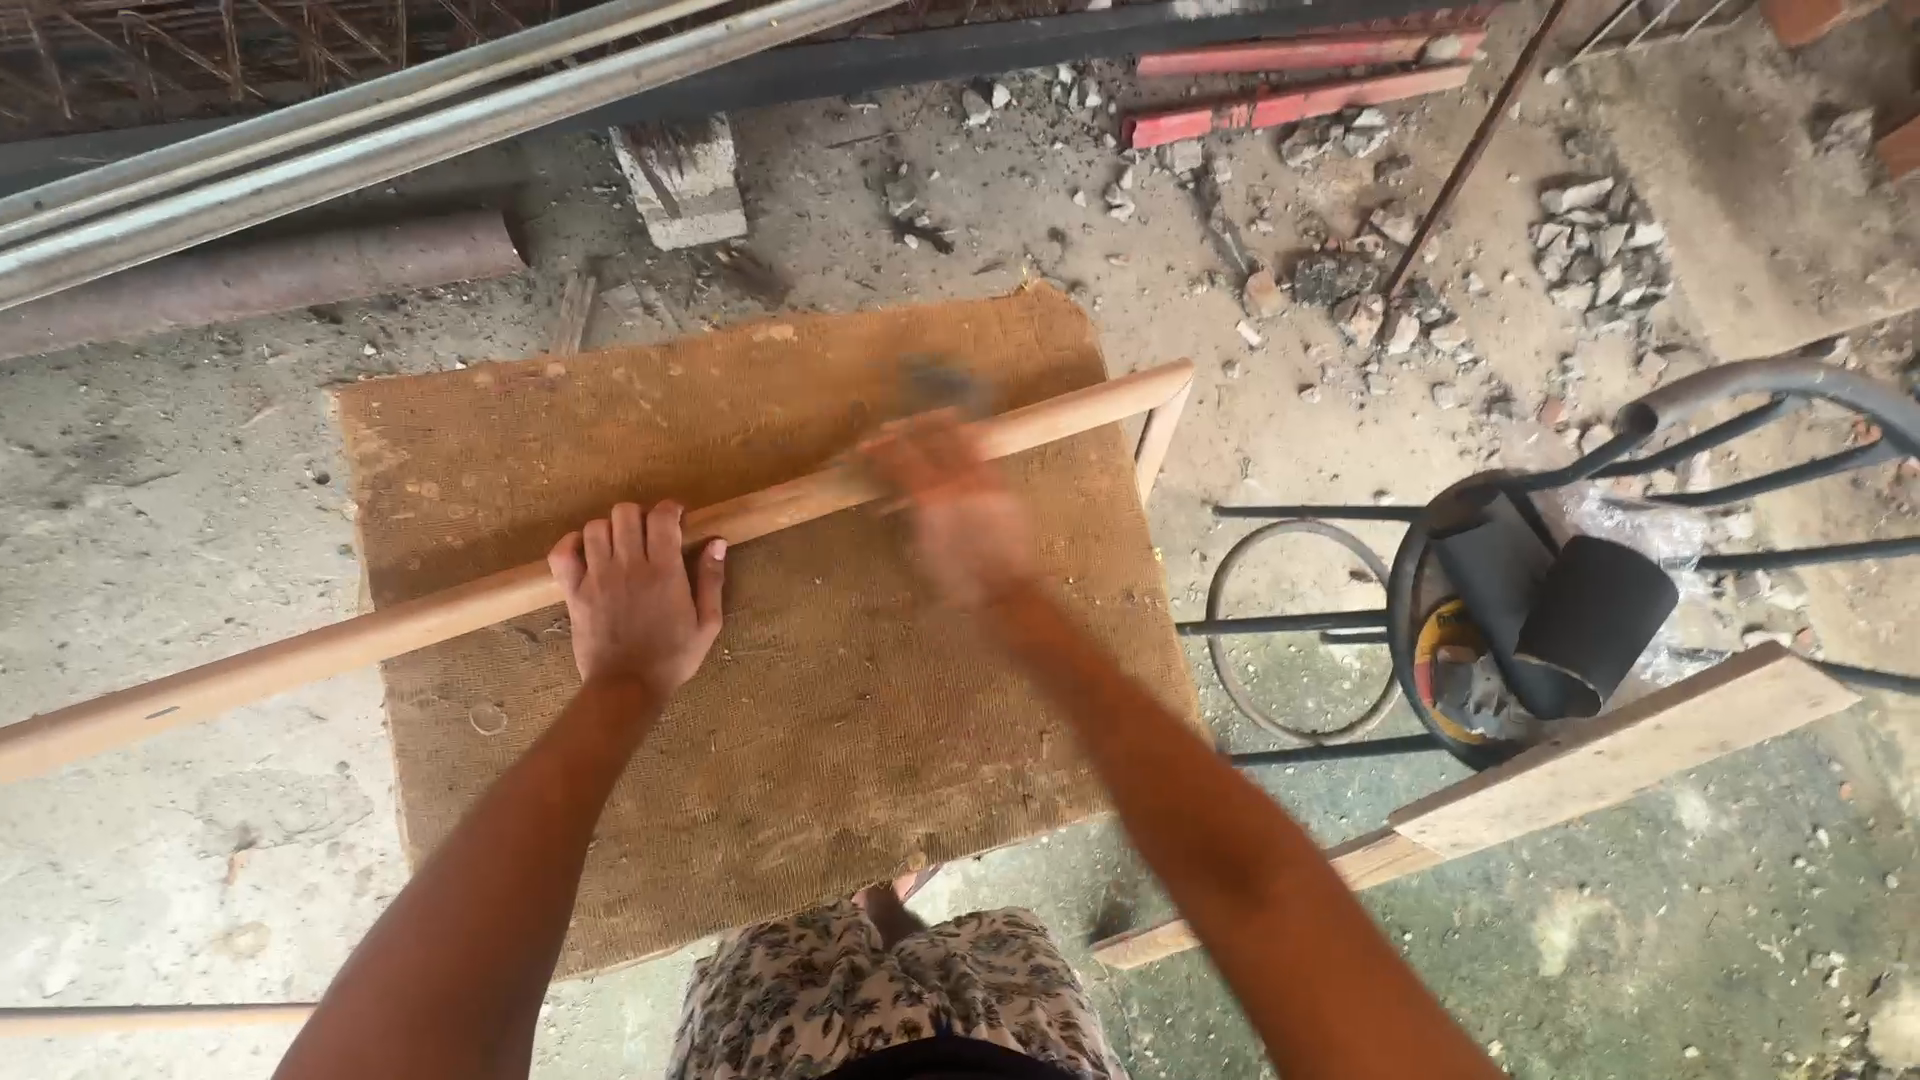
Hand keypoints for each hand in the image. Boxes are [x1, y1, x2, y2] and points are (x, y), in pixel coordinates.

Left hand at [547, 501, 725, 696]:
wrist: (627, 686)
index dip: (671, 509)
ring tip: (622, 544)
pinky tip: (586, 550)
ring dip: (611, 528)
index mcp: (665, 571)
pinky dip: (571, 543)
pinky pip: (562, 553)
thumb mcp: (708, 623)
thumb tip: (717, 542)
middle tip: (650, 533)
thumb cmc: (673, 657)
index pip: (663, 517)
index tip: (678, 519)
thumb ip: (712, 580)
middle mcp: (629, 566)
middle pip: (626, 513)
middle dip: (641, 515)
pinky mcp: (574, 592)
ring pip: (596, 526)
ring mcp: (597, 577)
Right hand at [861, 413, 1036, 609]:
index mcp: (929, 499)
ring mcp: (983, 479)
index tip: (866, 443)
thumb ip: (912, 515)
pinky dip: (971, 438)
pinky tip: (967, 434)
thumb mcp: (921, 549)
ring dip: (942, 424)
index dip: (880, 449)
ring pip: (961, 436)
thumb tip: (900, 498)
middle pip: (929, 438)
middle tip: (894, 425)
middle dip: (908, 427)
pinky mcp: (1003, 485)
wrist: (1004, 590)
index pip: (898, 460)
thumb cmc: (956, 581)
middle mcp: (956, 481)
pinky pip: (986, 450)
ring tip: (933, 415)